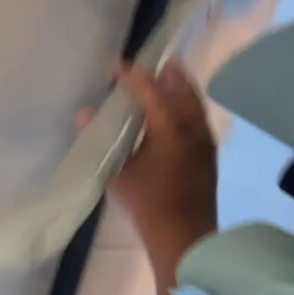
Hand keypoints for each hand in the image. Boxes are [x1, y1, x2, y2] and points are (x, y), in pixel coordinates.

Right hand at [94, 61, 218, 251]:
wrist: (184, 232)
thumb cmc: (146, 201)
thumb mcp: (116, 170)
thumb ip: (102, 139)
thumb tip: (86, 114)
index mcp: (169, 131)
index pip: (151, 93)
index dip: (134, 77)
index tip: (117, 65)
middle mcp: (192, 130)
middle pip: (183, 92)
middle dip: (167, 75)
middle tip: (153, 62)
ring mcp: (204, 142)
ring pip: (194, 104)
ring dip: (180, 88)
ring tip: (169, 76)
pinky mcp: (207, 154)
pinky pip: (197, 117)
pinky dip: (187, 104)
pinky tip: (176, 108)